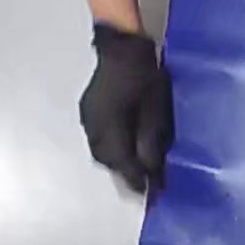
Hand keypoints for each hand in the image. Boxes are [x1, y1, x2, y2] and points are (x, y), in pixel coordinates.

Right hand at [80, 23, 172, 192]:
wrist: (121, 47)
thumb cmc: (143, 79)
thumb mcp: (156, 115)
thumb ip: (151, 148)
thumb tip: (151, 177)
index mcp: (111, 132)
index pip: (124, 168)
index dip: (138, 184)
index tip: (152, 197)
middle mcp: (95, 131)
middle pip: (110, 165)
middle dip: (127, 178)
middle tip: (145, 187)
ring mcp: (88, 123)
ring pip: (102, 155)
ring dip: (118, 167)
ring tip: (135, 173)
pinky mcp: (88, 114)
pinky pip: (99, 143)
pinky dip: (112, 153)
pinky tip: (123, 152)